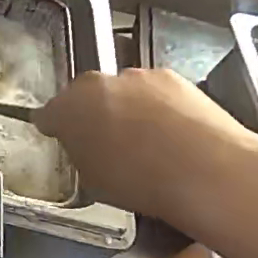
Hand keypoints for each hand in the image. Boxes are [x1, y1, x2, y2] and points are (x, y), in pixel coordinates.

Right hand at [33, 67, 257, 235]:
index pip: (49, 114)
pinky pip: (153, 92)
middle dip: (91, 114)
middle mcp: (98, 83)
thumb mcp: (92, 181)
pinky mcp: (172, 77)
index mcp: (68, 108)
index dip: (54, 128)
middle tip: (103, 144)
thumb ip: (80, 154)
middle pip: (85, 96)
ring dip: (125, 109)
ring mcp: (137, 76)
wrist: (208, 171)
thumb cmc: (142, 182)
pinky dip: (156, 108)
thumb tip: (84, 148)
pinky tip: (169, 135)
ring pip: (121, 92)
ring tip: (143, 144)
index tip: (61, 138)